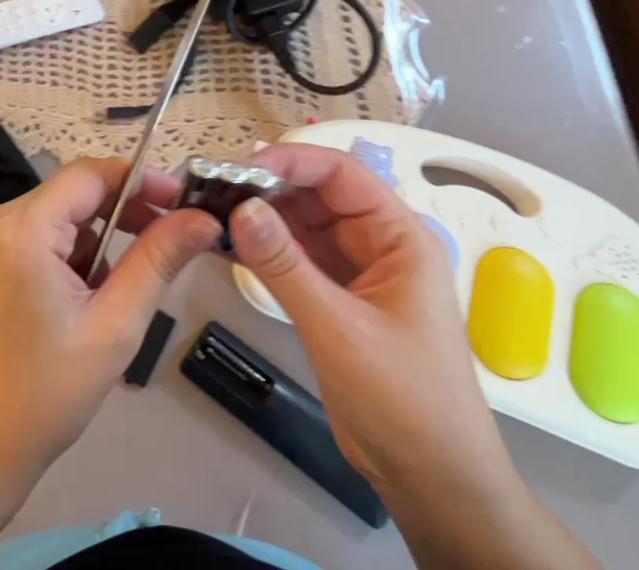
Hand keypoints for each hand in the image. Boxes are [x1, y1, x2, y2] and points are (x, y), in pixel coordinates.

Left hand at [0, 159, 223, 475]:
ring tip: (129, 282)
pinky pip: (40, 236)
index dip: (140, 179)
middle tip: (172, 241)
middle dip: (125, 210)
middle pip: (73, 192)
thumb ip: (158, 261)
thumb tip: (202, 218)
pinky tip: (91, 293)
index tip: (184, 201)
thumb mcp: (115, 324)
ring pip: (59, 215)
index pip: (88, 175)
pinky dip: (73, 252)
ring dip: (101, 236)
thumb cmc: (48, 390)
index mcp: (23, 229)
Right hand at [227, 142, 504, 492]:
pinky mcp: (334, 300)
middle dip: (266, 187)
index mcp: (400, 238)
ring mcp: (355, 273)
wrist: (431, 477)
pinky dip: (261, 250)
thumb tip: (239, 208)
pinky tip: (224, 244)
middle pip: (316, 196)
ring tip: (207, 212)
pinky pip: (294, 259)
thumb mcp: (338, 328)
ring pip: (301, 226)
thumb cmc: (402, 398)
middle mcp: (378, 246)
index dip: (290, 161)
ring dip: (259, 217)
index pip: (341, 174)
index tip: (236, 168)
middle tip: (209, 191)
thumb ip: (284, 265)